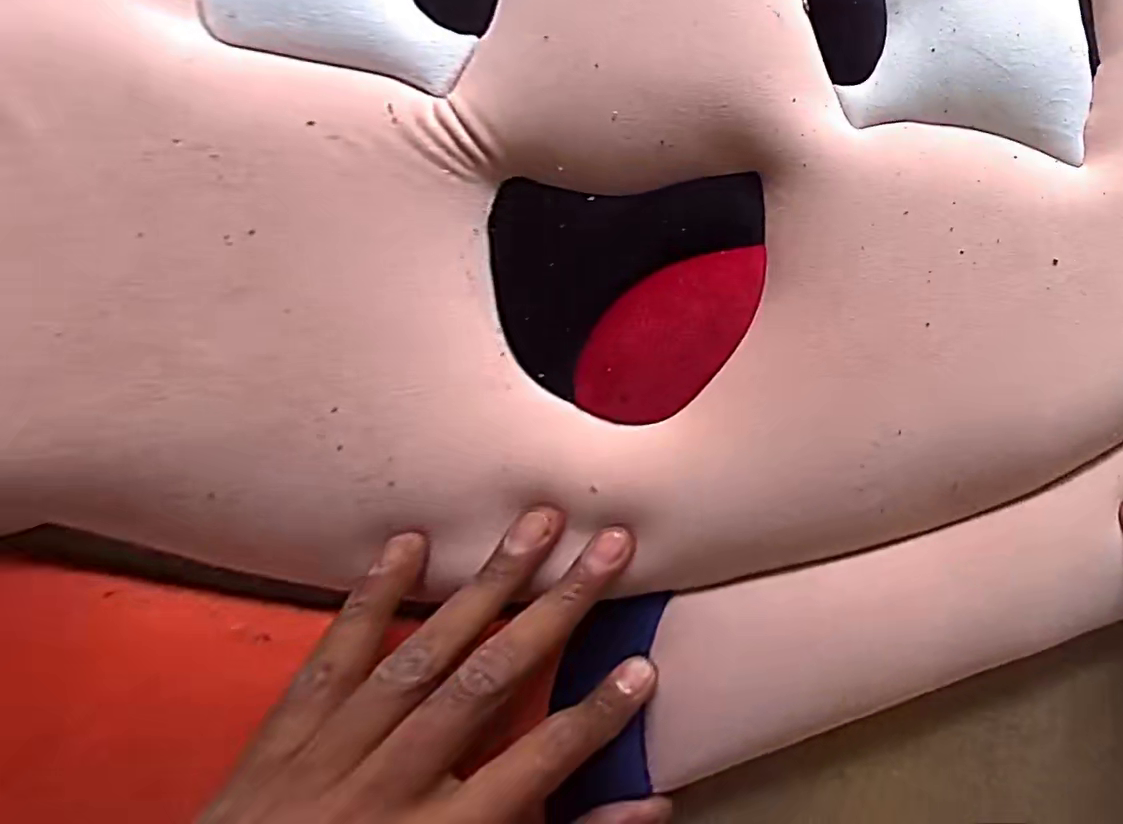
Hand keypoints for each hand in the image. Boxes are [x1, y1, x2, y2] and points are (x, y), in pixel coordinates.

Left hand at [200, 508, 670, 823]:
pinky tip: (407, 543)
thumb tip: (653, 802)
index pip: (535, 765)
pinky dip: (368, 601)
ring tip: (539, 521)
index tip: (644, 667)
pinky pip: (327, 664)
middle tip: (611, 543)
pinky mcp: (275, 746)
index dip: (594, 718)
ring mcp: (322, 761)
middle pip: (485, 682)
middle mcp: (379, 790)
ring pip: (420, 655)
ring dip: (488, 582)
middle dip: (557, 606)